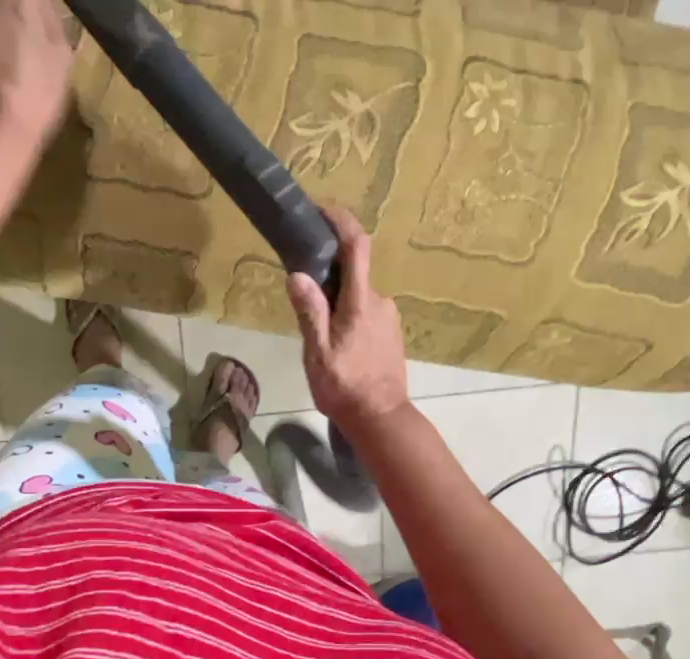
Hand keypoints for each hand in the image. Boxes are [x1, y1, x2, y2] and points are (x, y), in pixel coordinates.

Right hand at [287, 205, 409, 433]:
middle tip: (303, 297)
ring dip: (337, 302)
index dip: (341, 221)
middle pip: (354, 272)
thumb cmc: (345, 388)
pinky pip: (366, 313)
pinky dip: (348, 317)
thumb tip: (298, 275)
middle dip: (329, 275)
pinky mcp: (391, 334)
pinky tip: (337, 346)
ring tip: (318, 334)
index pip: (357, 246)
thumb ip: (309, 312)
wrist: (380, 418)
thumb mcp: (318, 353)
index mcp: (360, 302)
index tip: (322, 210)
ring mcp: (389, 318)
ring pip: (358, 296)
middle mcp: (380, 302)